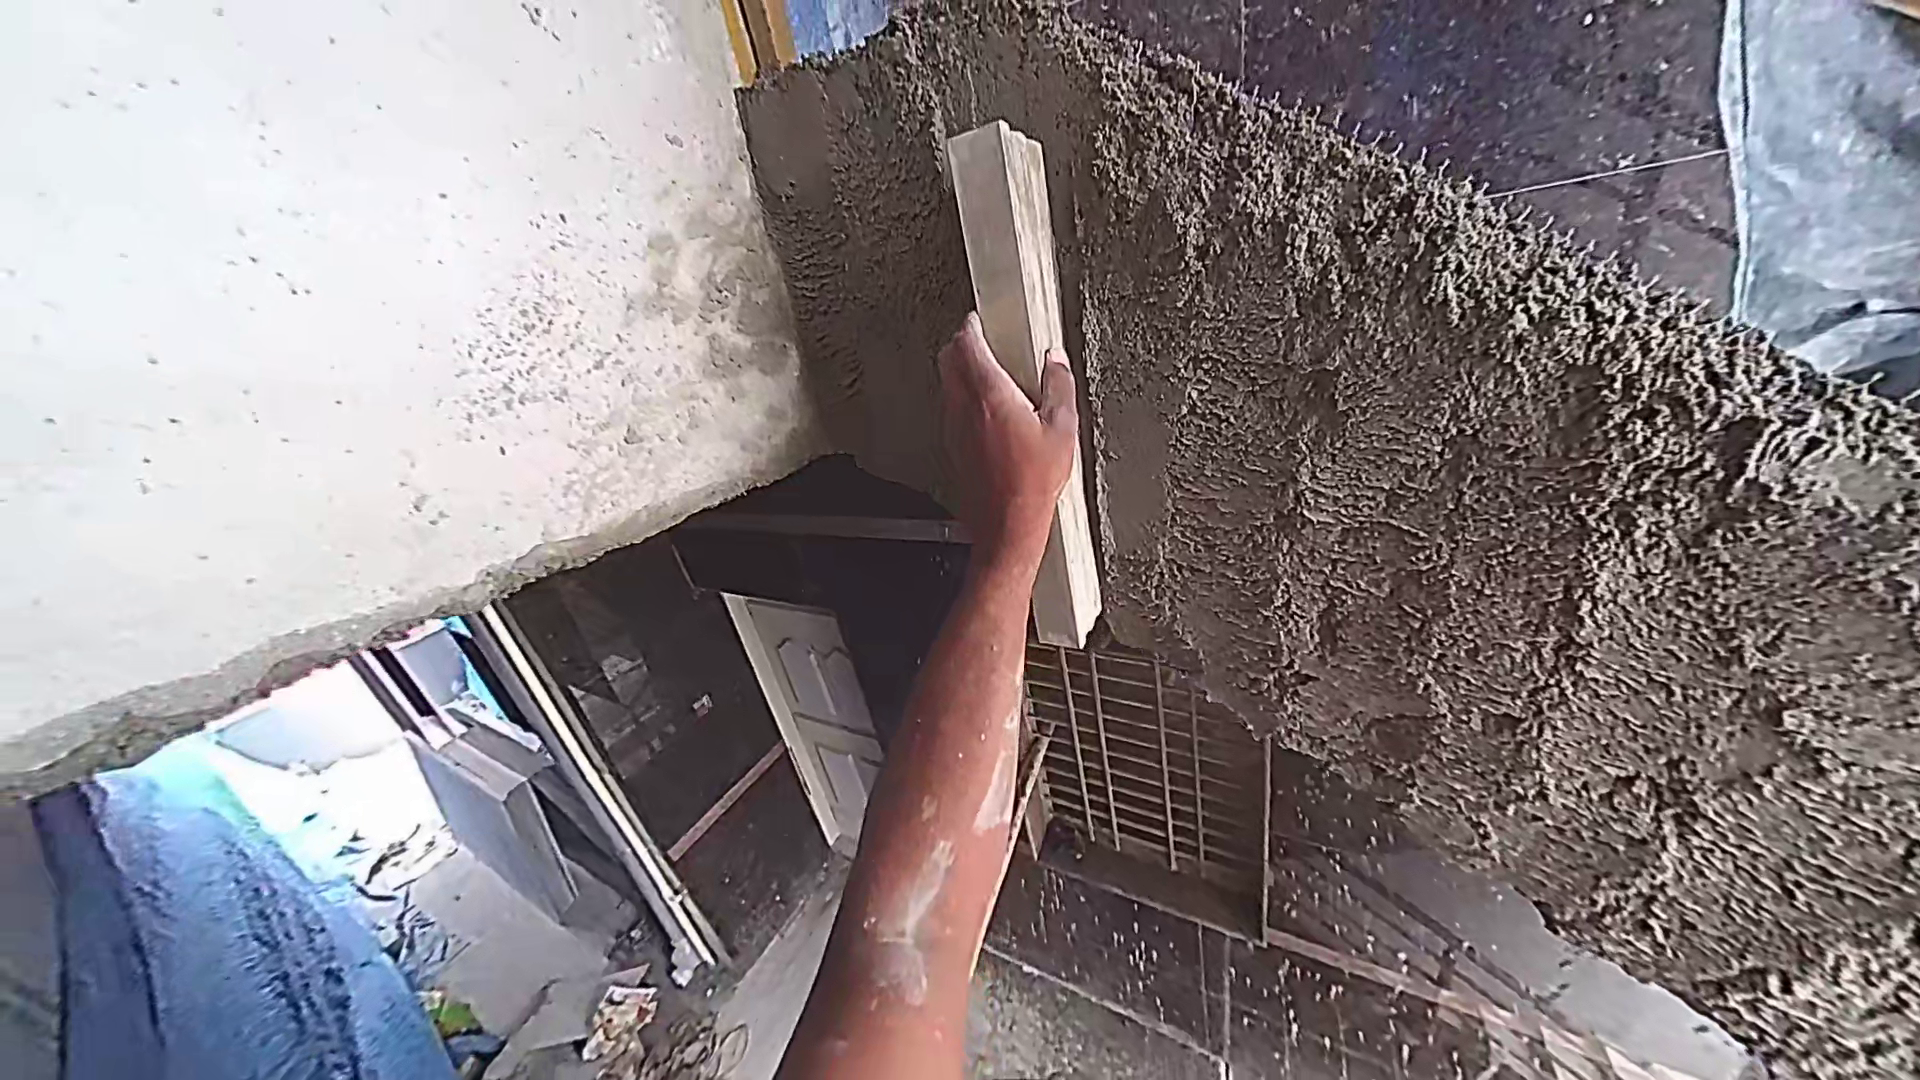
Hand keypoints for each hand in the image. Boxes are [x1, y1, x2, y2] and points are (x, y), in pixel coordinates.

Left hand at [939, 312, 1077, 560]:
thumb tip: (1056, 361)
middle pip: (948, 359)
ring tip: (986, 374)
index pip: (967, 344)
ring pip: (946, 384)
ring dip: (959, 371)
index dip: (972, 327)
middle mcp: (965, 408)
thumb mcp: (1062, 429)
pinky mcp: (952, 446)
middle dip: (960, 344)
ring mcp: (954, 428)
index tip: (980, 322)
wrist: (1007, 523)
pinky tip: (985, 411)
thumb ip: (1059, 386)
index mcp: (991, 395)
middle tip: (980, 342)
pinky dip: (961, 398)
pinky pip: (951, 409)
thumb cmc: (1032, 483)